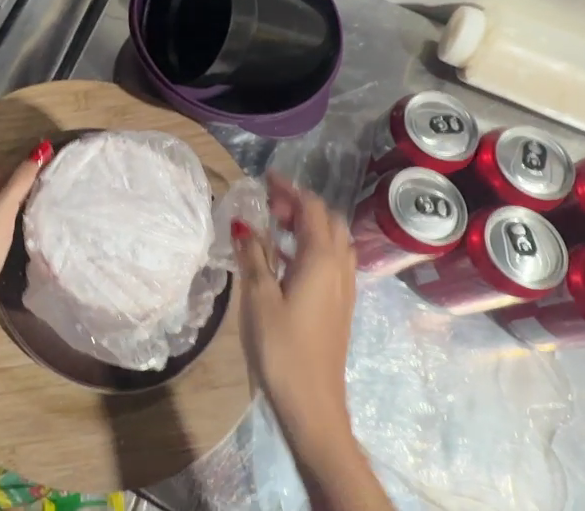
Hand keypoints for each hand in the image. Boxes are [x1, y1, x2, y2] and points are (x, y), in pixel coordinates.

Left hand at [0, 141, 49, 343]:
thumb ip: (17, 185)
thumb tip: (40, 148)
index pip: (5, 170)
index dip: (27, 160)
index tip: (54, 152)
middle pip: (1, 188)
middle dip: (26, 178)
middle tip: (57, 174)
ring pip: (0, 211)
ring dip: (21, 202)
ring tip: (49, 200)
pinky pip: (1, 232)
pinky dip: (16, 225)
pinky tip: (28, 234)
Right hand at [234, 172, 357, 437]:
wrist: (312, 405)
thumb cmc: (281, 347)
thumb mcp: (257, 296)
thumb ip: (252, 255)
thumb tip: (243, 223)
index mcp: (321, 259)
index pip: (311, 209)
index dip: (289, 189)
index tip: (265, 178)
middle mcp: (339, 269)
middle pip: (327, 222)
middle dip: (300, 206)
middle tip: (268, 204)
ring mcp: (342, 290)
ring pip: (331, 243)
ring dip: (306, 226)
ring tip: (272, 226)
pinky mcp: (337, 308)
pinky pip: (328, 262)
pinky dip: (308, 248)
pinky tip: (281, 260)